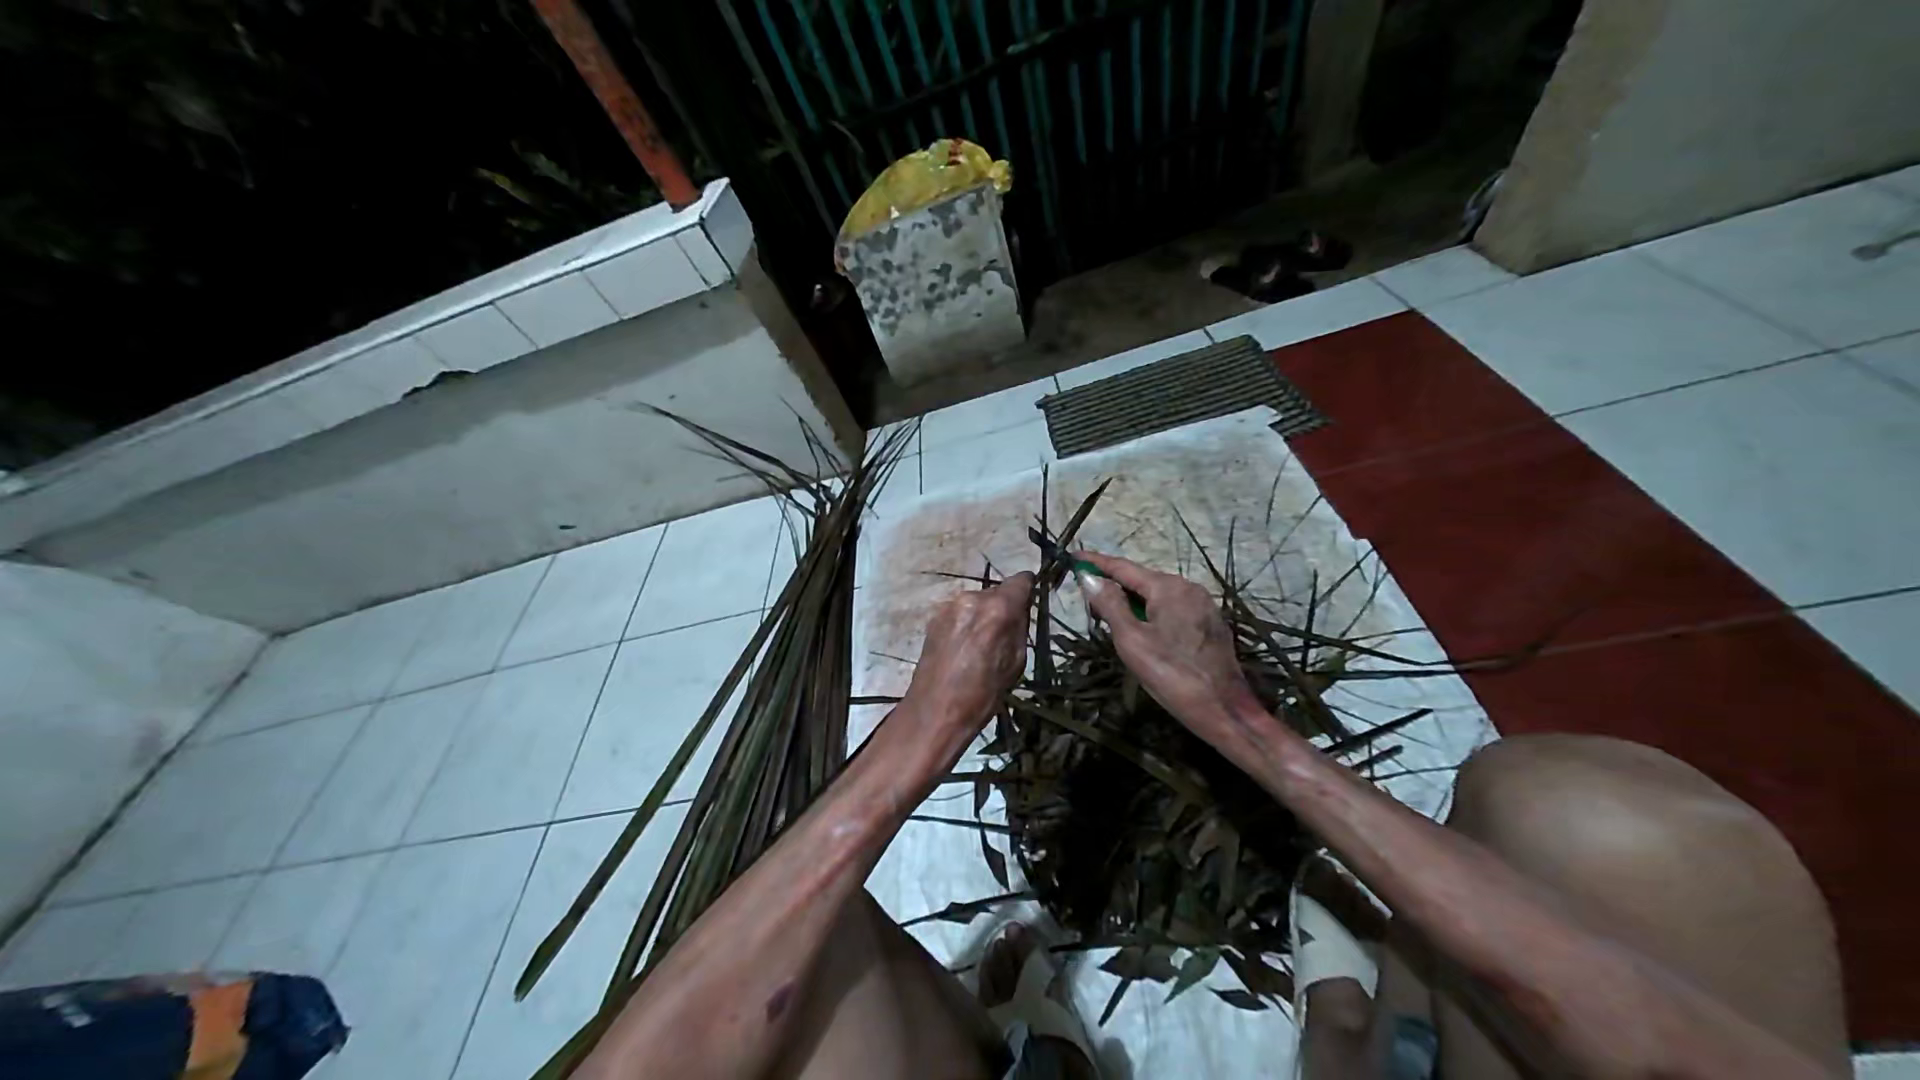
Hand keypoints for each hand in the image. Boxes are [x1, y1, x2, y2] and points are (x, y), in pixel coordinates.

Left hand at [902, 571, 1034, 760]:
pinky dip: (966, 624)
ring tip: (980, 645)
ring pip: (976, 602)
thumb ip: (1019, 628)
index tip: (1030, 600)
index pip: (1020, 580)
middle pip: (996, 592)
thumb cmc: (983, 695)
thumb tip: (1020, 610)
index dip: (1027, 589)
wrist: (935, 711)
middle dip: (1003, 607)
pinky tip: (962, 648)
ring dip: (983, 615)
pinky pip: (959, 613)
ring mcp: (949, 606)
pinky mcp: (933, 618)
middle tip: (1004, 633)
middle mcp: (972, 599)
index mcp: (998, 609)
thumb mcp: (1016, 662)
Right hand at [1077, 552, 1259, 733]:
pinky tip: (1140, 627)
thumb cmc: (1171, 675)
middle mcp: (1188, 588)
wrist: (1224, 709)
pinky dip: (1150, 611)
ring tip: (1108, 613)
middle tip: (1085, 593)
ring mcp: (1202, 606)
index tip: (1074, 556)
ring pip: (1157, 595)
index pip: (1123, 567)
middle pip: (1141, 580)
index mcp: (1168, 587)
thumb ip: (1110, 605)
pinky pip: (1171, 608)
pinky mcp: (1209, 624)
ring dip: (1131, 600)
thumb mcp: (1131, 640)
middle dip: (1113, 584)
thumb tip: (1090, 578)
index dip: (1096, 562)